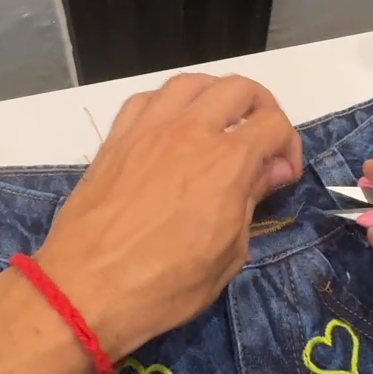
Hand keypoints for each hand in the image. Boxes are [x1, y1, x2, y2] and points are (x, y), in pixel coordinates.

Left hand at [33, 74, 301, 359]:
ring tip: (219, 122)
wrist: (84, 290)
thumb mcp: (228, 254)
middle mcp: (191, 131)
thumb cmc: (165, 285)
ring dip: (215, 96)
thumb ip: (251, 200)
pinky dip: (168, 104)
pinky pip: (147, 98)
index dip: (288, 146)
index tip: (282, 175)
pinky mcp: (116, 138)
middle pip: (238, 89)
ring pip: (192, 83)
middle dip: (261, 107)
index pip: (273, 124)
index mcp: (227, 161)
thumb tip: (270, 169)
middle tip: (261, 140)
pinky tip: (171, 127)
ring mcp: (149, 129)